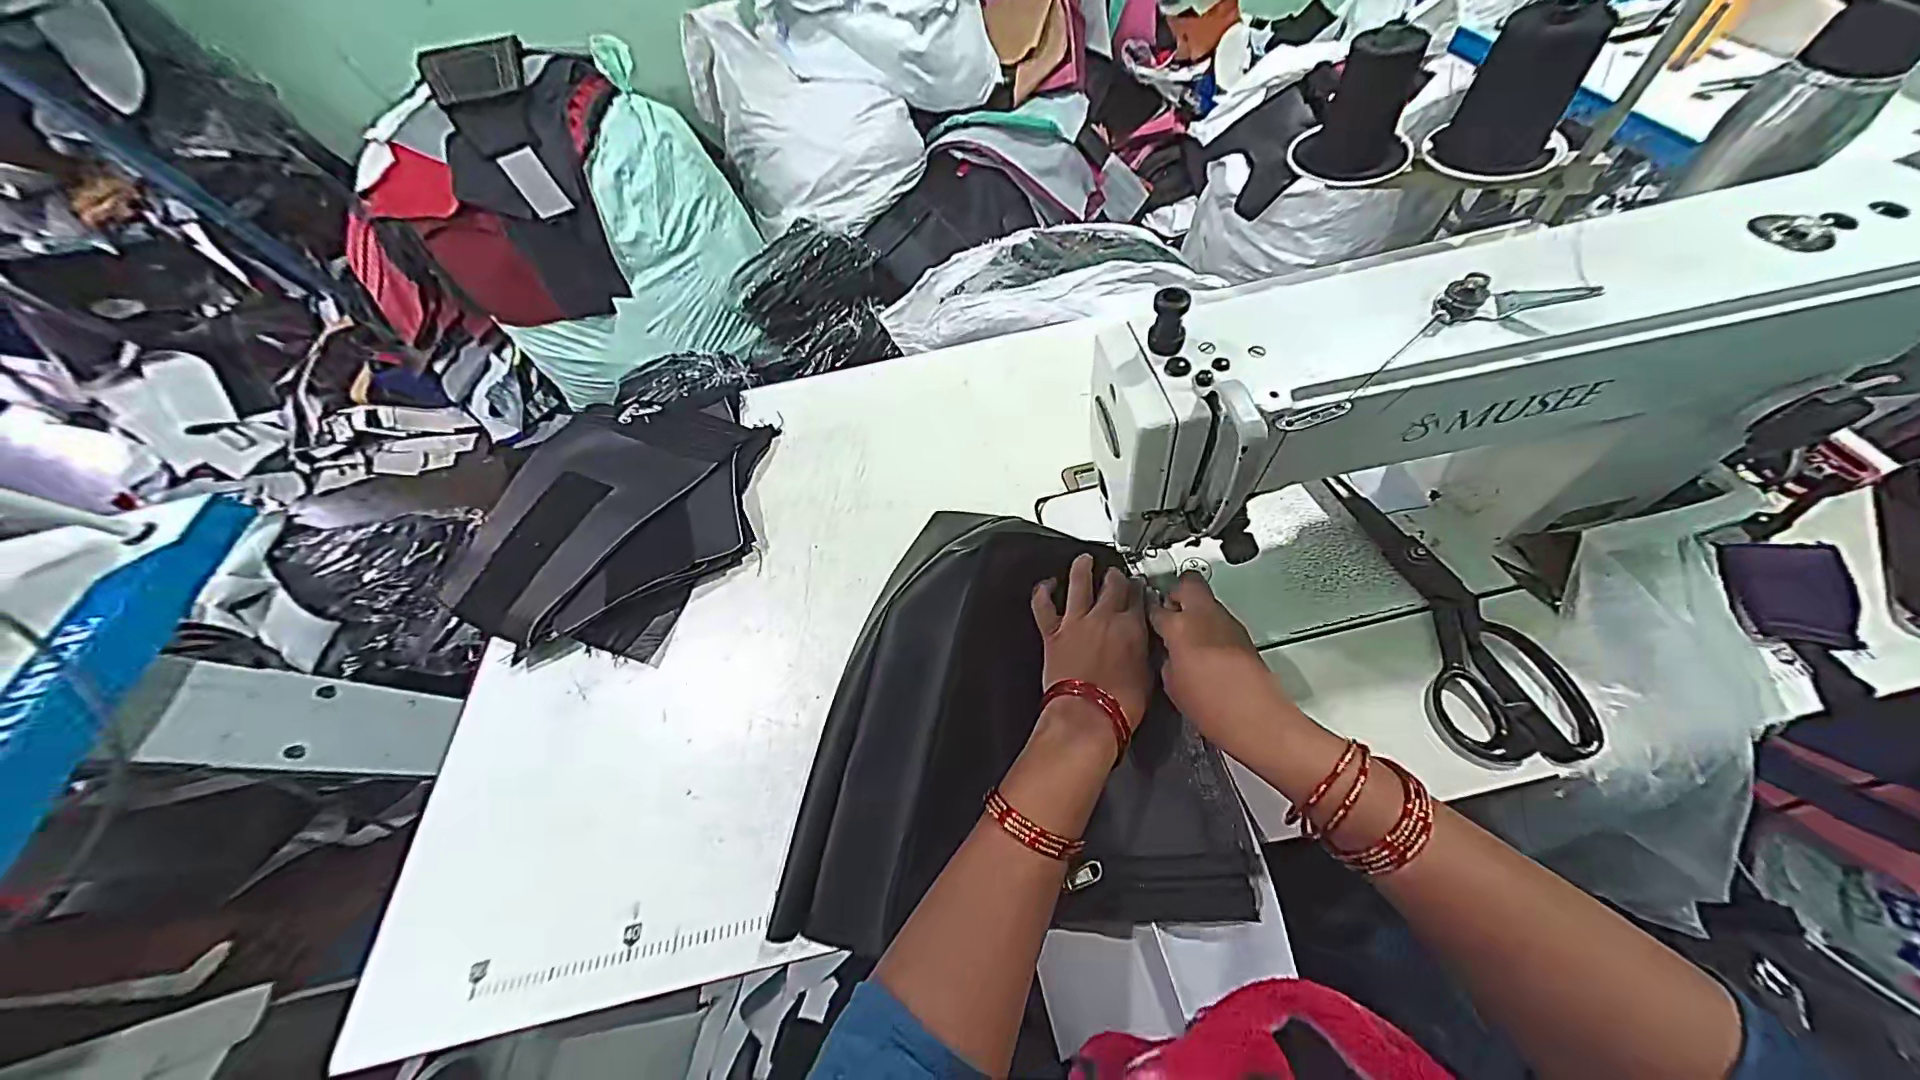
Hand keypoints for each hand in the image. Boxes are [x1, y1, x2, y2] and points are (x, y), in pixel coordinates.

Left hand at [1030, 554, 1150, 732]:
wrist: (1088, 715)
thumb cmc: (1120, 704)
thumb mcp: (1146, 677)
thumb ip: (1142, 654)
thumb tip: (1141, 649)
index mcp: (1132, 628)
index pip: (1139, 599)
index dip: (1139, 590)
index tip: (1139, 588)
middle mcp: (1104, 618)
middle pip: (1113, 585)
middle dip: (1116, 576)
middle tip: (1116, 573)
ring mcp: (1076, 622)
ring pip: (1079, 584)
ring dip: (1082, 568)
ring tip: (1083, 560)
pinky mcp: (1053, 633)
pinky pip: (1044, 606)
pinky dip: (1042, 592)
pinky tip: (1045, 585)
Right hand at [1149, 571, 1297, 757]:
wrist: (1256, 718)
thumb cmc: (1216, 706)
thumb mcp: (1172, 684)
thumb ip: (1167, 659)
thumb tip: (1170, 654)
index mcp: (1179, 626)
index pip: (1156, 607)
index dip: (1150, 611)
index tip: (1149, 616)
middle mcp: (1205, 616)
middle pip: (1187, 583)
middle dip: (1175, 592)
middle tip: (1168, 608)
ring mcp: (1228, 623)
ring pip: (1207, 600)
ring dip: (1195, 610)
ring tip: (1187, 634)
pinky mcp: (1244, 635)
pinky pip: (1220, 620)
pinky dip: (1211, 627)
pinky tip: (1206, 649)